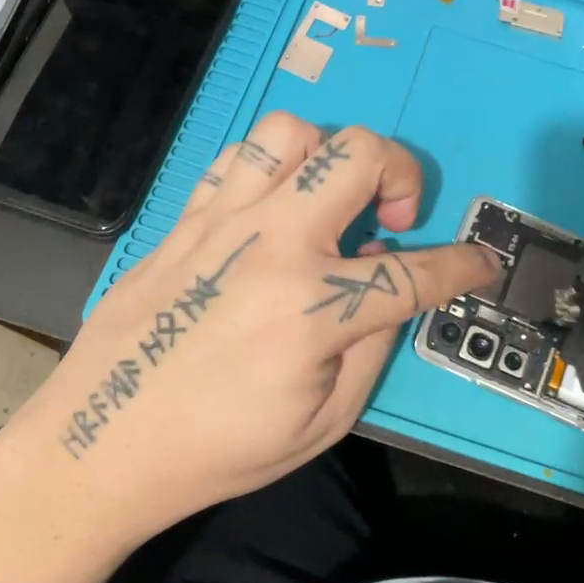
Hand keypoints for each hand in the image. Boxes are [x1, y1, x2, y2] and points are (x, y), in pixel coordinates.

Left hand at [28, 112, 497, 540]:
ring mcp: (222, 223)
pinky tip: (272, 211)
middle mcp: (273, 246)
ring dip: (329, 157)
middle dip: (403, 172)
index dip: (462, 265)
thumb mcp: (324, 424)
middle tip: (394, 217)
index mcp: (312, 311)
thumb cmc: (218, 450)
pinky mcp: (184, 219)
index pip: (413, 272)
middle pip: (359, 155)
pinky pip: (235, 157)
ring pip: (291, 132)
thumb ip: (373, 348)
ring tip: (328, 202)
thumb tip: (393, 293)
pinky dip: (270, 170)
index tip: (483, 262)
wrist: (100, 445)